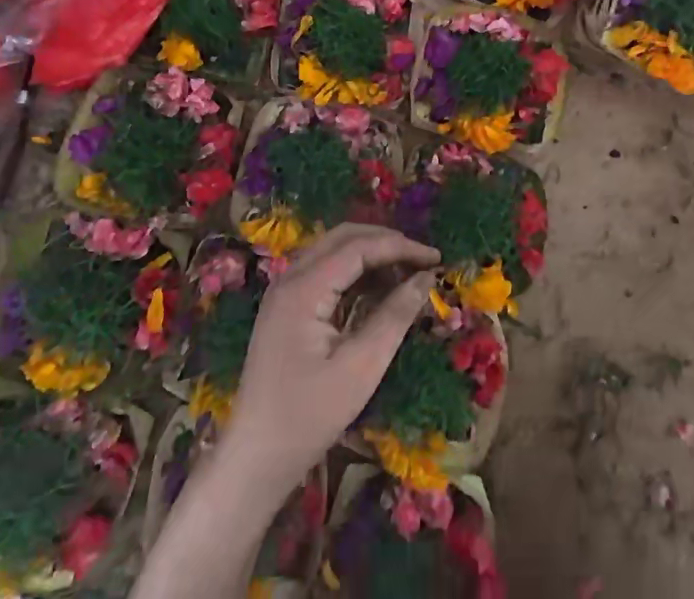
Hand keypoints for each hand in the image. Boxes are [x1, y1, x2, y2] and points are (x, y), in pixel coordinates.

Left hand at [214, 225, 438, 496]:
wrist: (257, 455)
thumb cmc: (310, 415)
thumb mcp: (361, 366)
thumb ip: (395, 316)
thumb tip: (427, 280)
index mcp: (303, 289)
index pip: (358, 247)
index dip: (401, 246)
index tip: (437, 259)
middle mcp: (289, 279)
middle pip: (343, 238)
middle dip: (386, 243)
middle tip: (423, 261)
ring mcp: (284, 292)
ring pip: (333, 251)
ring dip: (371, 255)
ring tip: (408, 274)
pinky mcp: (286, 308)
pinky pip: (325, 272)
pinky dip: (355, 273)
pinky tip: (380, 291)